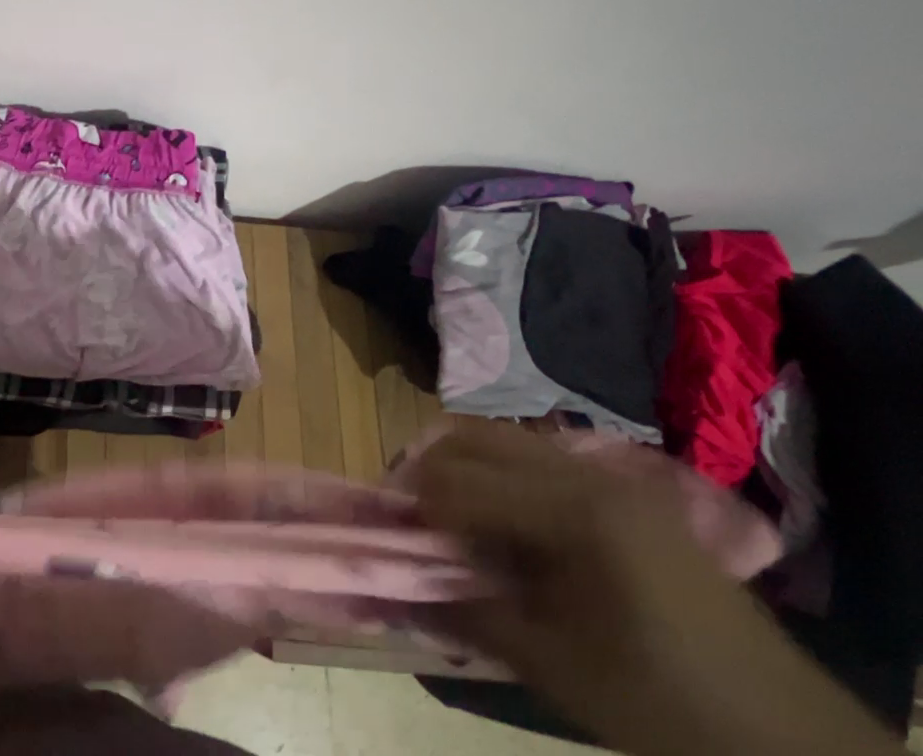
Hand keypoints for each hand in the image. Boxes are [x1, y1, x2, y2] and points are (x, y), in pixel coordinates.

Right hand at [412, 421, 898, 755]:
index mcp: (575, 511)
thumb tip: (384, 585)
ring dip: (461, 470)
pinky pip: (539, 461)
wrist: (780, 729)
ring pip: (504, 440)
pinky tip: (499, 528)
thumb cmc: (658, 697)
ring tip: (445, 521)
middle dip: (426, 472)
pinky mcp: (629, 495)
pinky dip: (499, 478)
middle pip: (472, 438)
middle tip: (407, 521)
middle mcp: (591, 475)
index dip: (410, 508)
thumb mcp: (550, 664)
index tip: (388, 539)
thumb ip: (461, 611)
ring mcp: (616, 479)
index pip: (453, 480)